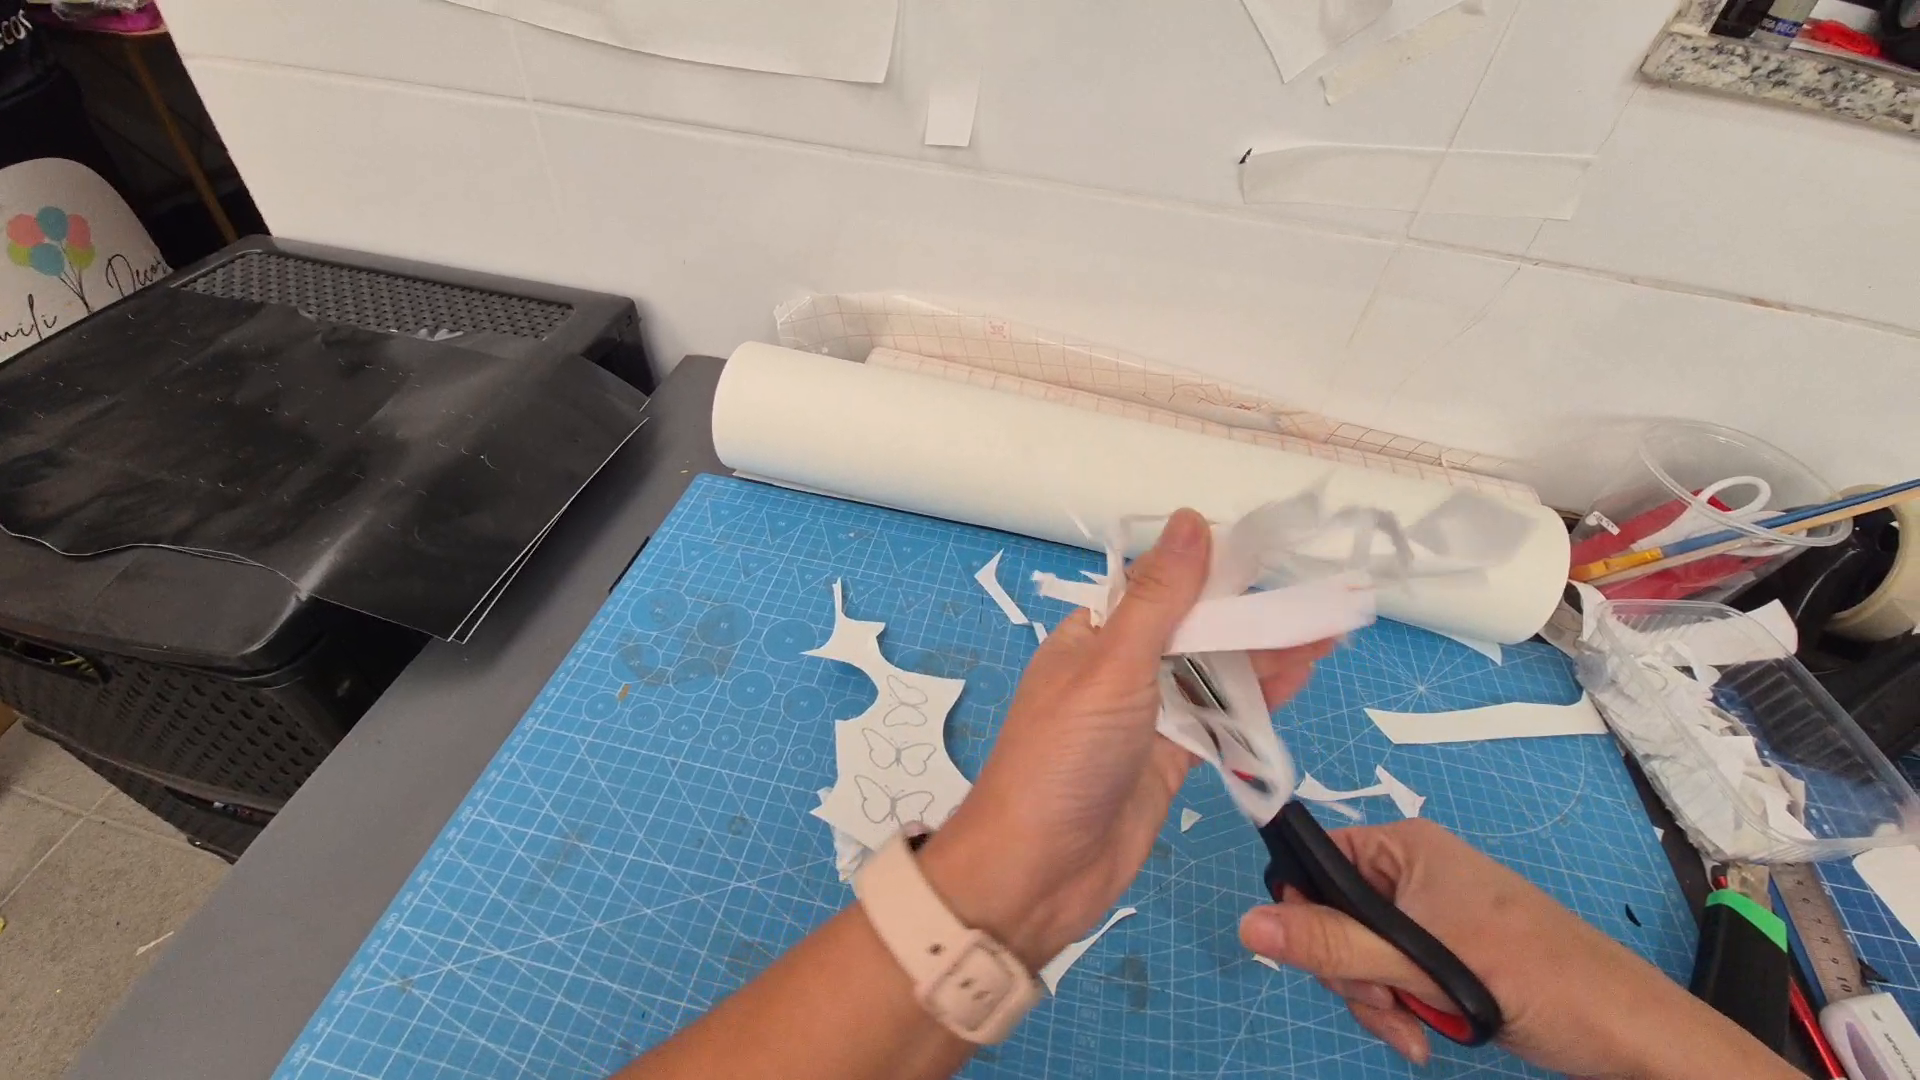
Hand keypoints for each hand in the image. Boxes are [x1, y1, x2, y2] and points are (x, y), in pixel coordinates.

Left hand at [920, 507, 1332, 968]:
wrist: (1040, 871)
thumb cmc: (1066, 755)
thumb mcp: (1112, 665)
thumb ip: (1159, 598)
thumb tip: (1190, 518)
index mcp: (1092, 636)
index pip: (1159, 587)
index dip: (1212, 570)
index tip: (1272, 553)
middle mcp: (1119, 669)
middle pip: (1193, 630)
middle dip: (1251, 615)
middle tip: (1320, 600)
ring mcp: (1145, 716)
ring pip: (1211, 675)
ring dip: (1264, 655)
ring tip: (1327, 632)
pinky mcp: (1169, 759)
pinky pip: (1218, 719)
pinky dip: (1255, 700)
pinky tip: (1297, 678)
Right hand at [1238, 820, 1799, 1078]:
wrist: (1639, 1040)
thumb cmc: (1534, 980)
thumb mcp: (1422, 966)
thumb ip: (1332, 943)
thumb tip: (1248, 924)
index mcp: (1402, 846)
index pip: (1317, 862)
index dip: (1306, 912)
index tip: (1326, 963)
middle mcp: (1411, 869)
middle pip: (1336, 913)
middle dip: (1352, 970)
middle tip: (1388, 1009)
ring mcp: (1430, 909)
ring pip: (1363, 948)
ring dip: (1377, 996)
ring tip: (1416, 1033)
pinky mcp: (1447, 947)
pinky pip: (1394, 968)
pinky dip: (1401, 1003)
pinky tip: (1426, 1035)